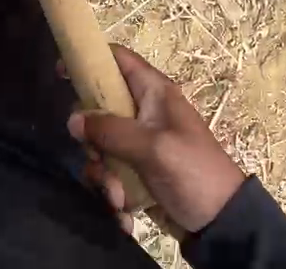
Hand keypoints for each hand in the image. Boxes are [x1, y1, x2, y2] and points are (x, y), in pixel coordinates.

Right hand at [66, 45, 246, 233]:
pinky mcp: (138, 171)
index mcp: (154, 92)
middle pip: (99, 107)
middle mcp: (144, 112)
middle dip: (93, 139)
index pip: (117, 59)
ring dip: (103, 173)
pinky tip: (123, 212)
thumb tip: (72, 120)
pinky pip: (110, 172)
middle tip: (98, 158)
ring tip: (118, 197)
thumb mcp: (153, 148)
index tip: (62, 73)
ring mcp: (140, 143)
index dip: (89, 59)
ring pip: (101, 145)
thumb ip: (110, 131)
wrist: (224, 226)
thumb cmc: (194, 173)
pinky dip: (112, 192)